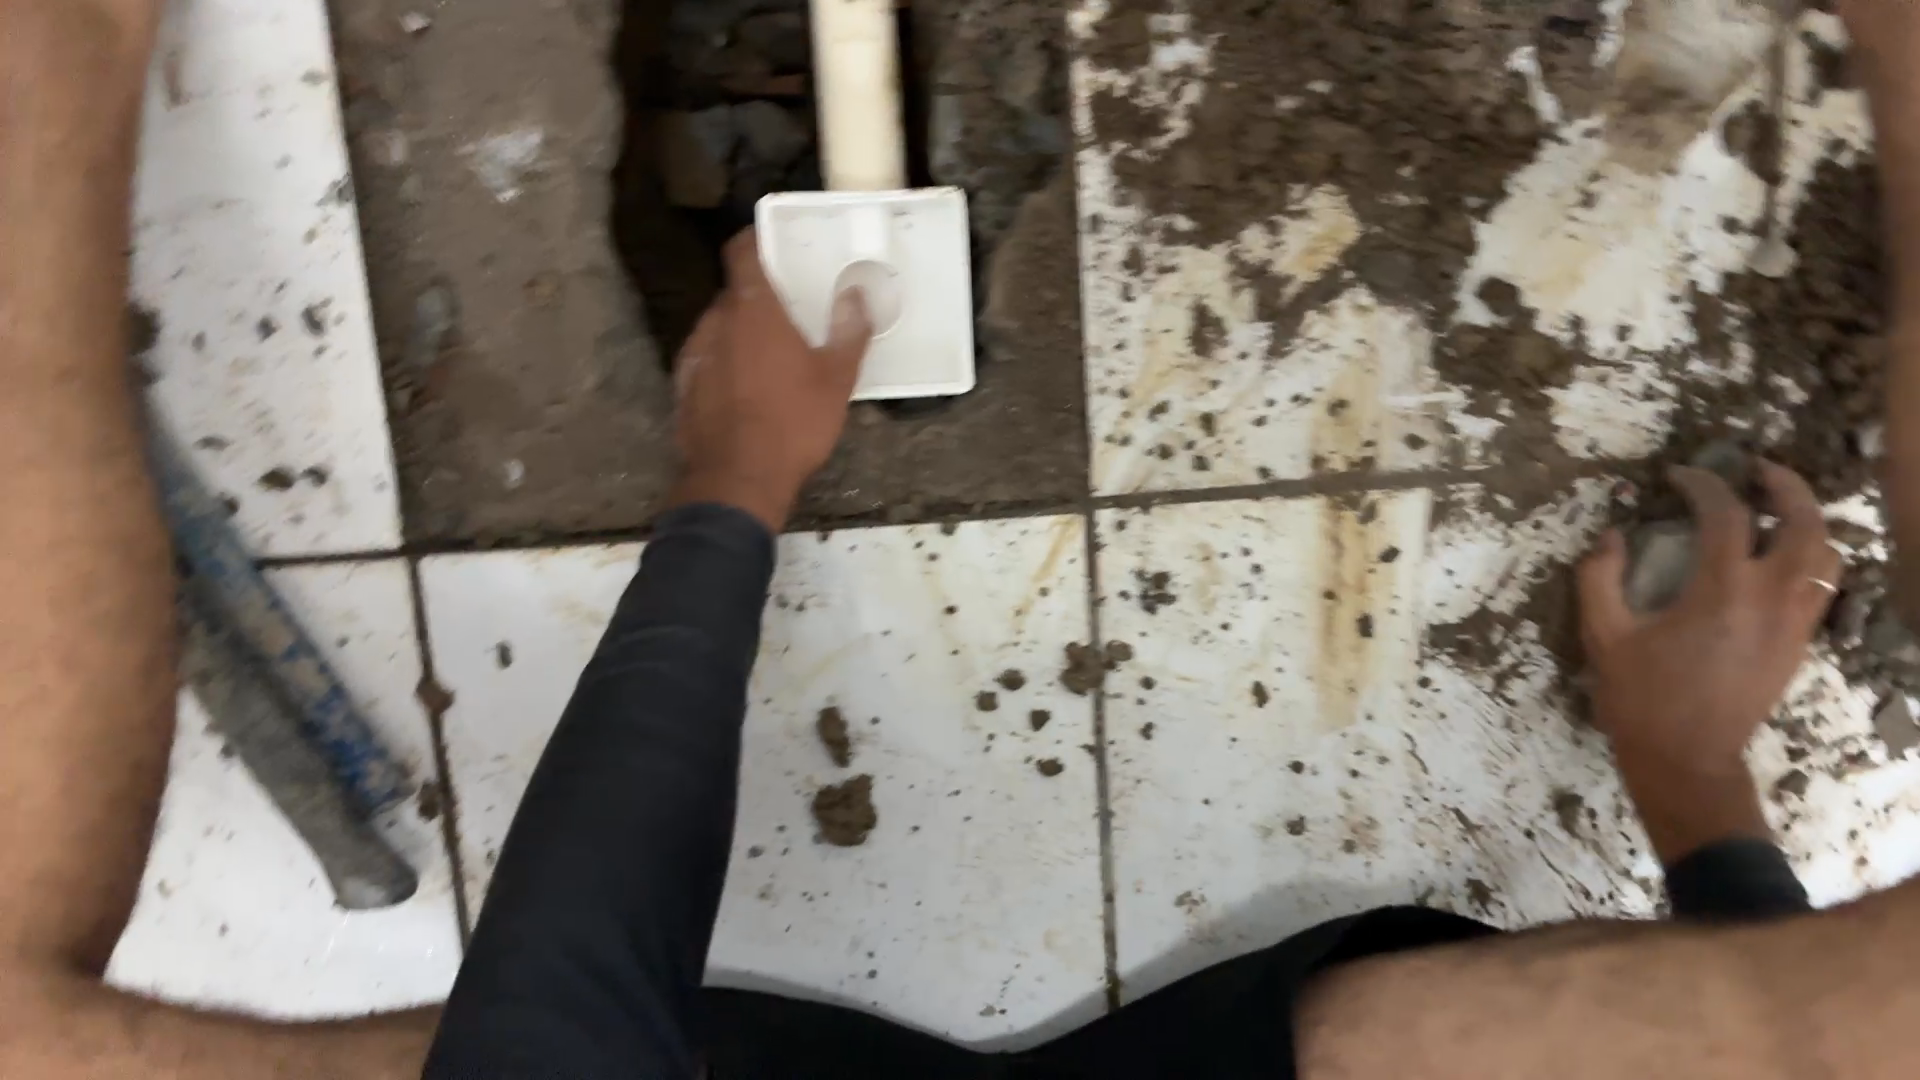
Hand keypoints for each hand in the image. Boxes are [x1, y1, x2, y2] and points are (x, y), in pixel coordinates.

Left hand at [666, 229, 871, 531]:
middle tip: (787, 319)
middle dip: (757, 301)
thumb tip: (857, 296)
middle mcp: (716, 323)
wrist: (739, 478)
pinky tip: (743, 392)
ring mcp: (694, 356)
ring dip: (740, 336)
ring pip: (718, 330)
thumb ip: (849, 333)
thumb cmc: (794, 422)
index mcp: (754, 310)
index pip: (741, 253)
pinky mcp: (683, 389)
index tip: (769, 243)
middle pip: (733, 295)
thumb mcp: (837, 380)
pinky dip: (724, 366)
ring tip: (767, 362)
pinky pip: (706, 363)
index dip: (753, 241)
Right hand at [1576, 460, 1840, 863]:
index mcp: (1720, 592)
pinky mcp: (1800, 641)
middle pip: (1804, 525)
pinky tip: (1779, 556)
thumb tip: (1613, 536)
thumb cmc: (1637, 692)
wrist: (1685, 753)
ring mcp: (1796, 622)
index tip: (1677, 475)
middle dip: (1785, 488)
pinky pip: (1822, 584)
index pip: (1726, 517)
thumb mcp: (1602, 632)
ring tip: (1777, 507)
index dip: (1703, 486)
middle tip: (1756, 469)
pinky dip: (1810, 555)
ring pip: (1828, 554)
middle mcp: (1772, 599)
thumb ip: (1600, 577)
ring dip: (1807, 521)